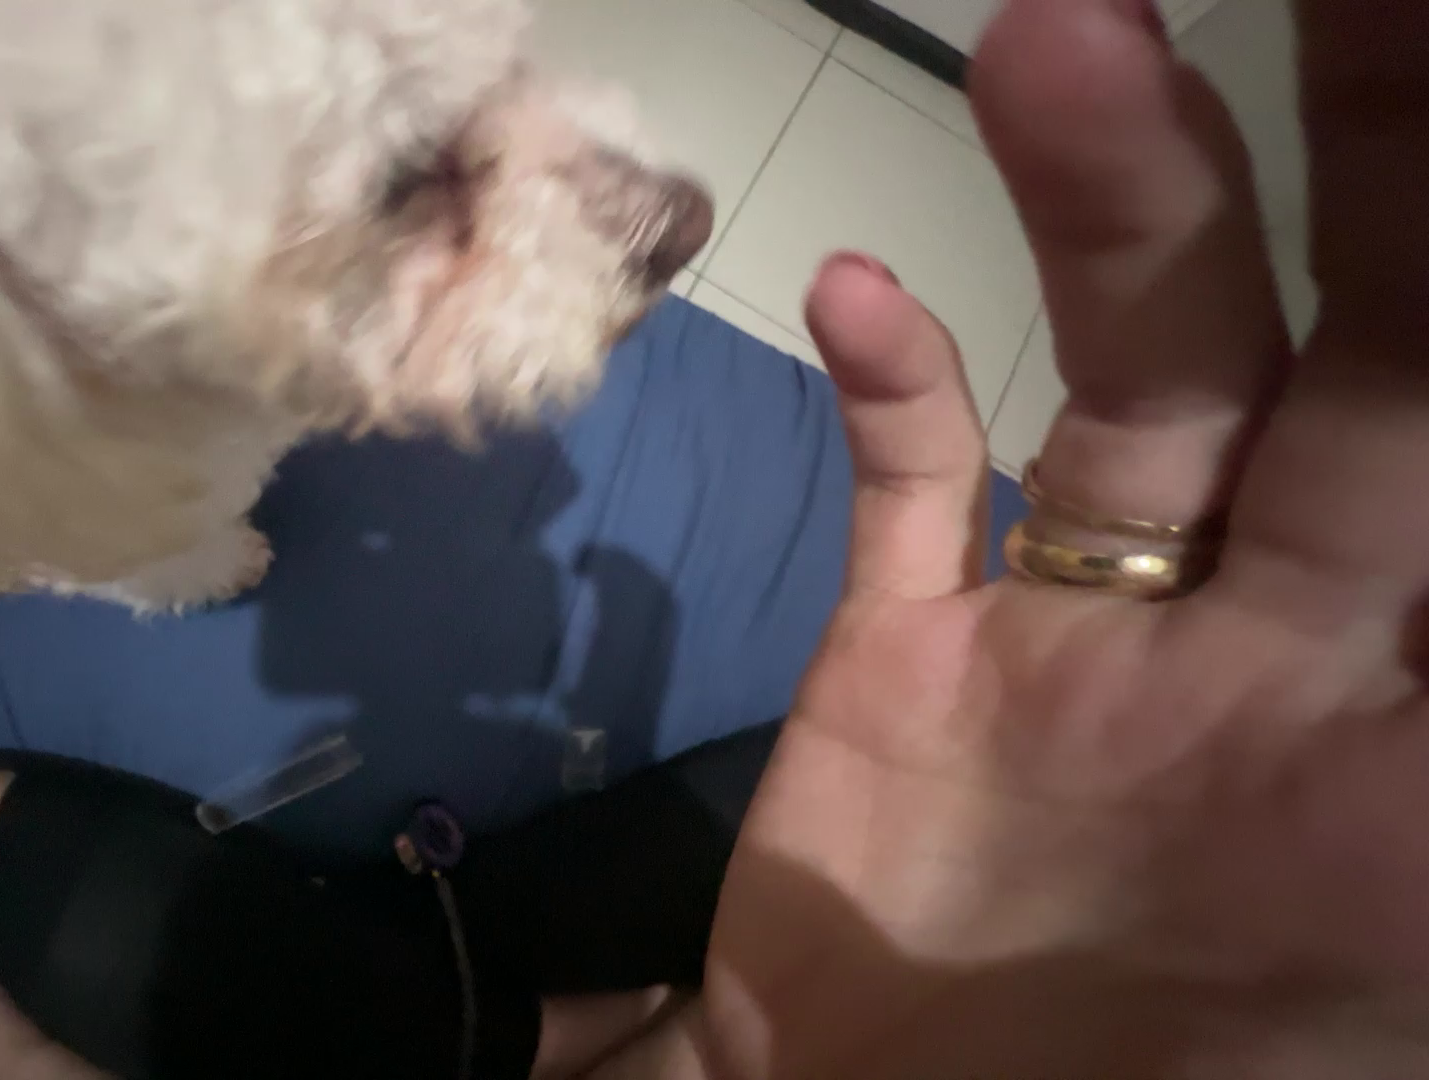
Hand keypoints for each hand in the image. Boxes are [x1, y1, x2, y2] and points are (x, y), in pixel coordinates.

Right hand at [700, 0, 1428, 1075]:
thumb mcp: (1385, 1013)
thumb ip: (1427, 811)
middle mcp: (1285, 645)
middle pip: (1365, 360)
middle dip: (1377, 147)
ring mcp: (1074, 630)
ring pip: (1126, 385)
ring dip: (1099, 216)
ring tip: (1044, 49)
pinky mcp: (907, 635)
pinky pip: (909, 485)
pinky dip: (883, 386)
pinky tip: (843, 292)